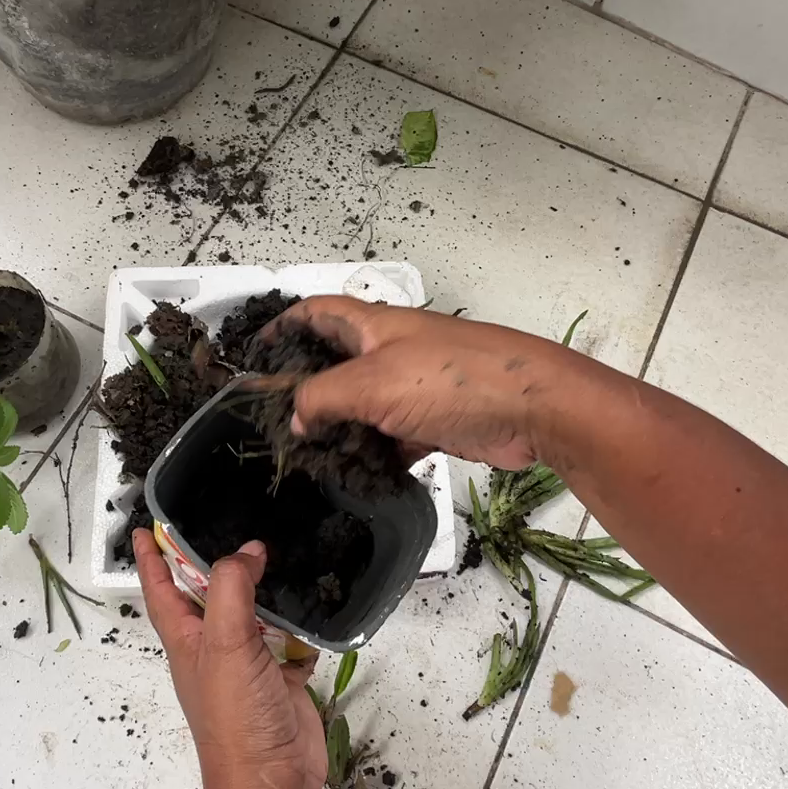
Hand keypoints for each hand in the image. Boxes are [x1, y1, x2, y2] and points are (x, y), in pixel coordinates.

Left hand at [134, 529, 325, 788]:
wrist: (272, 780)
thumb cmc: (235, 715)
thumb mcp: (224, 643)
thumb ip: (231, 589)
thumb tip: (249, 551)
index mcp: (187, 639)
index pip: (161, 589)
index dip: (151, 559)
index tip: (144, 528)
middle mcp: (213, 647)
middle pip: (207, 595)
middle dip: (212, 562)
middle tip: (226, 523)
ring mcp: (247, 663)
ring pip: (251, 613)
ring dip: (260, 588)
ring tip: (275, 550)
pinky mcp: (280, 676)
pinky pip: (288, 638)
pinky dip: (297, 623)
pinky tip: (311, 600)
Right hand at [274, 295, 593, 469]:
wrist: (532, 408)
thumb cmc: (449, 380)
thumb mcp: (371, 384)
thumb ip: (322, 398)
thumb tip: (296, 419)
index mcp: (372, 326)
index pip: (316, 312)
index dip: (283, 325)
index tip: (255, 351)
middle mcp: (390, 351)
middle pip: (336, 363)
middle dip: (306, 388)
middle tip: (275, 420)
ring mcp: (414, 387)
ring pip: (362, 406)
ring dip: (339, 428)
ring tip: (308, 456)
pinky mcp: (433, 421)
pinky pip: (391, 437)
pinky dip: (374, 454)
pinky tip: (356, 476)